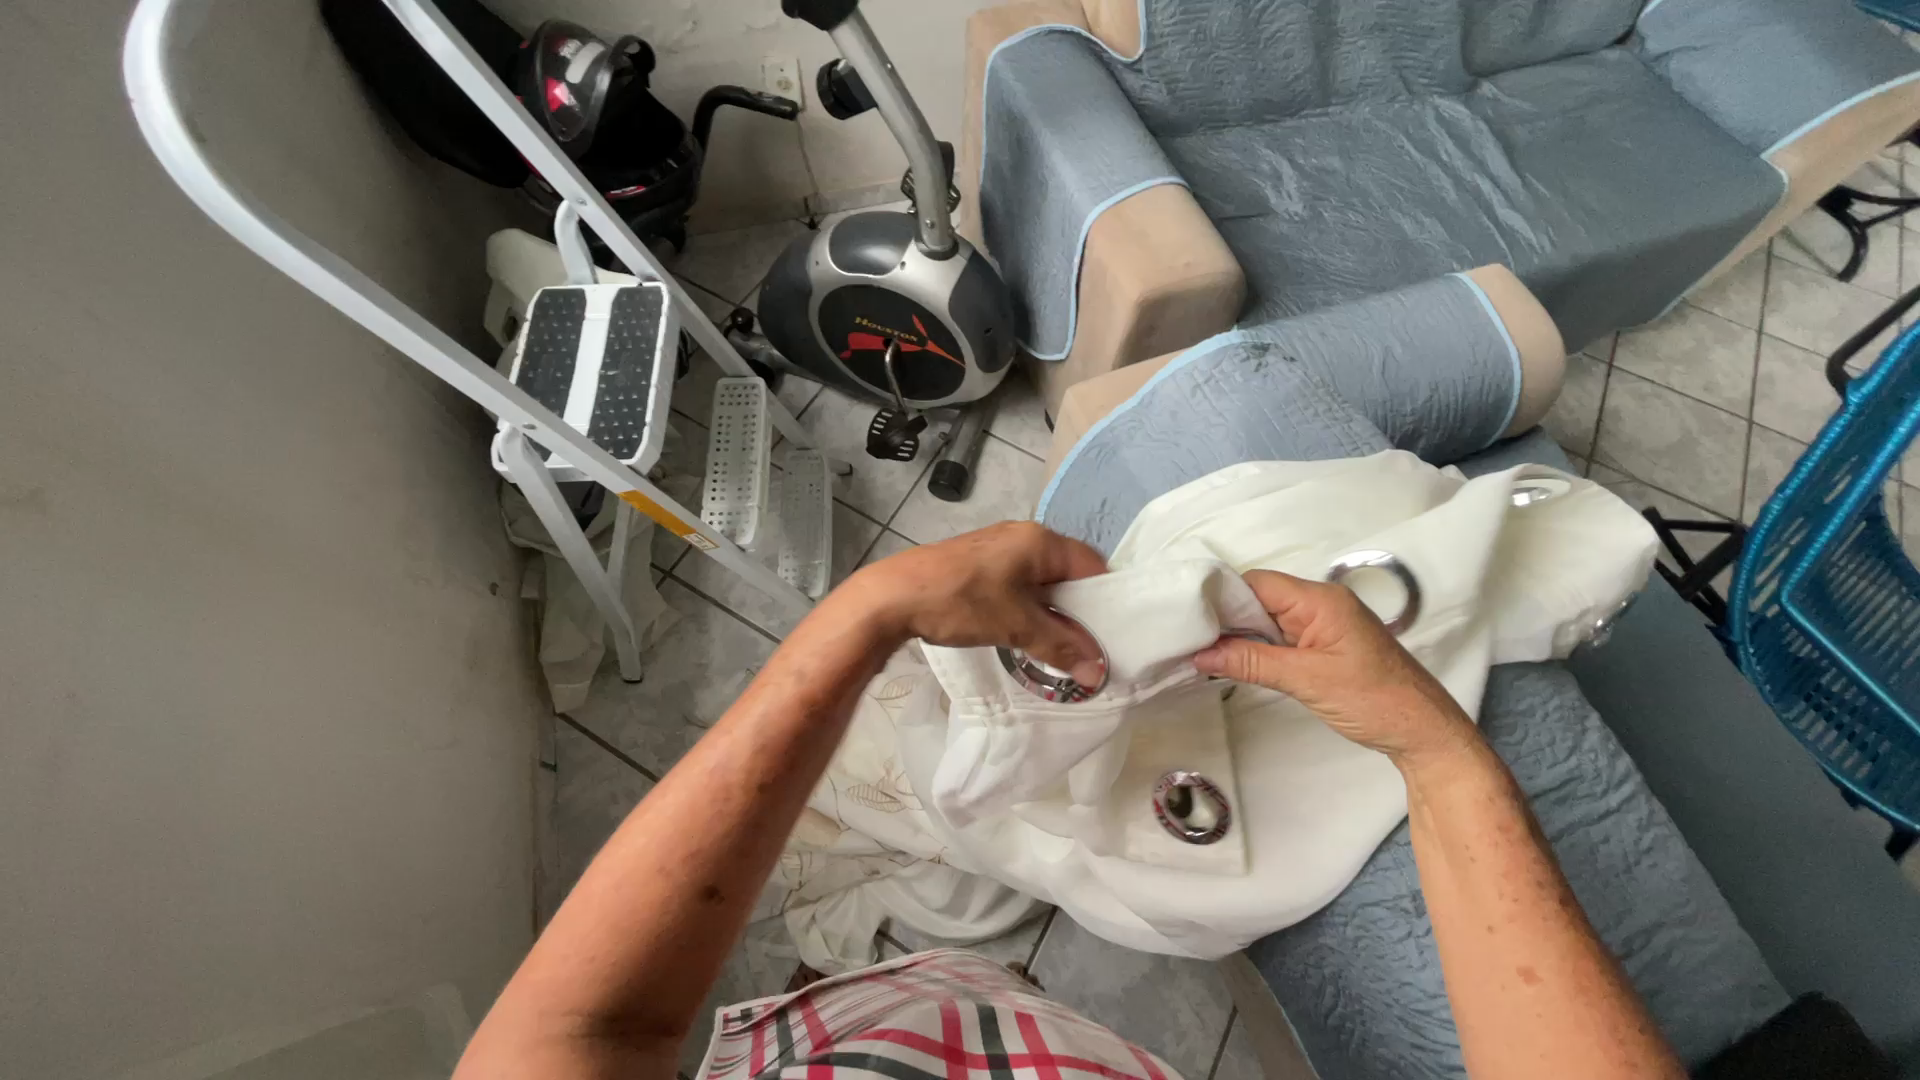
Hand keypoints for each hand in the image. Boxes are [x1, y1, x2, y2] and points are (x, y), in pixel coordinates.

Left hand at [845, 522, 1108, 685]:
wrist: (892, 597)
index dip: (1105, 600)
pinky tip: (1022, 631)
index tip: (1110, 635)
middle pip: (1067, 572)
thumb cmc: (962, 602)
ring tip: (1055, 644)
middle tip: (1085, 645)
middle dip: (1077, 609)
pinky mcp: (978, 563)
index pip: (1091, 566)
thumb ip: (1061, 646)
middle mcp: (1022, 535)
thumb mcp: (1017, 627)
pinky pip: (1018, 583)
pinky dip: (1027, 606)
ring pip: (1040, 580)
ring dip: (1050, 610)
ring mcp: (997, 547)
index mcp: (1039, 540)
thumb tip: (1099, 672)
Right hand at [1192, 570, 1478, 765]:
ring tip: (1203, 651)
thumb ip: (1251, 663)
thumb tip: (1200, 654)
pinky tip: (1233, 661)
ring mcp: (1320, 623)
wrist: (1425, 733)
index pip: (1255, 583)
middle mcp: (1318, 602)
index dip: (1220, 597)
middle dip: (1224, 617)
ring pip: (1265, 617)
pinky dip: (1256, 647)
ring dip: (1238, 634)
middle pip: (1257, 597)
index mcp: (1319, 599)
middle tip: (1190, 639)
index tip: (1188, 619)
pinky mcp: (1321, 643)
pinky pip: (1278, 635)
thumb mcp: (1306, 681)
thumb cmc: (1373, 700)